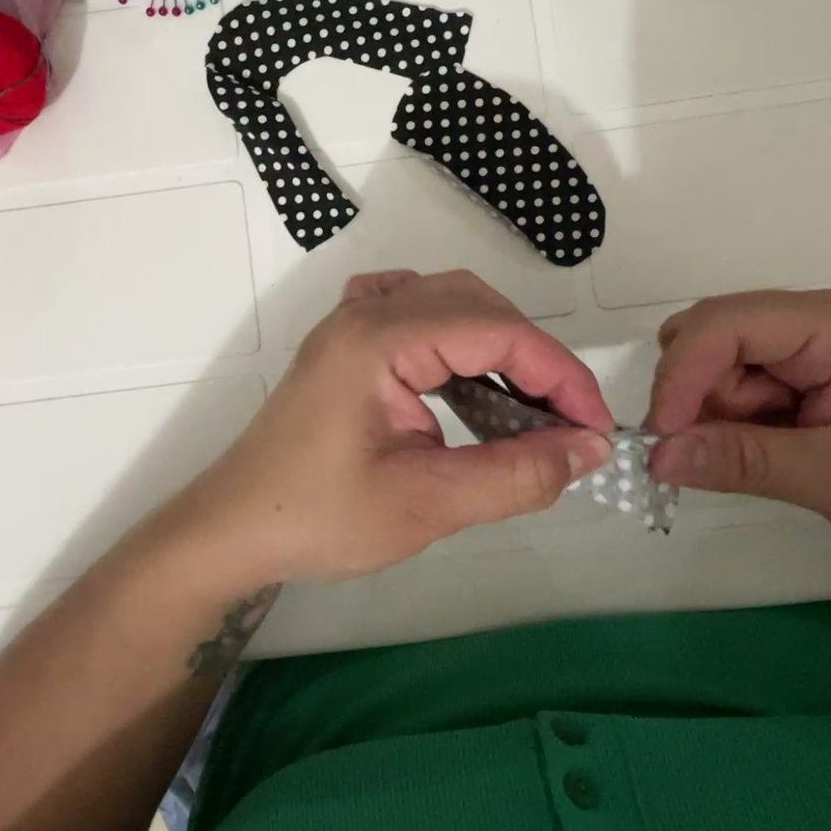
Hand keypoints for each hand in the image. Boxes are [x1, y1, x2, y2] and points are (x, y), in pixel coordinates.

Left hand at [161, 270, 613, 583]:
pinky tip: (463, 374)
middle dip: (533, 358)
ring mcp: (350, 324)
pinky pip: (413, 310)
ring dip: (497, 344)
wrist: (233, 528)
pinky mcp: (346, 344)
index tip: (596, 427)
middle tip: (564, 421)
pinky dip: (454, 336)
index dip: (559, 375)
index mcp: (379, 340)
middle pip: (476, 305)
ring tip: (526, 405)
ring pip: (448, 302)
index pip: (496, 331)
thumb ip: (515, 475)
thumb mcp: (426, 503)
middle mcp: (365, 314)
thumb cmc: (319, 518)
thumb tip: (590, 448)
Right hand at [645, 289, 830, 555]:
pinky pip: (718, 395)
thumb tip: (657, 457)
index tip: (661, 436)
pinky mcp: (779, 383)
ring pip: (705, 370)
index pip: (728, 323)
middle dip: (691, 395)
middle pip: (707, 338)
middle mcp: (803, 324)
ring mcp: (790, 353)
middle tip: (695, 454)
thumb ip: (749, 462)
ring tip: (752, 463)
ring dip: (704, 417)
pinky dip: (715, 429)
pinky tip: (752, 457)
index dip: (684, 371)